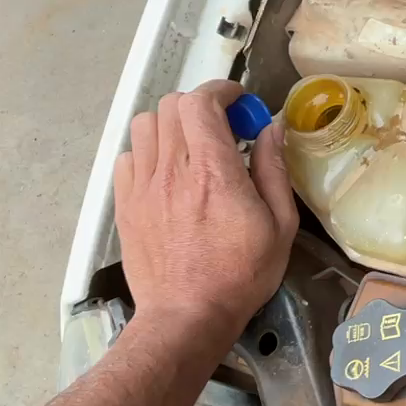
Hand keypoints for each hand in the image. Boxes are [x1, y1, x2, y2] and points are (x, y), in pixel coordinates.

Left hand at [113, 80, 297, 345]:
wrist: (187, 315)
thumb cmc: (242, 273)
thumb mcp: (280, 225)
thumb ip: (273, 171)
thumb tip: (271, 129)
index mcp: (214, 174)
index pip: (201, 103)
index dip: (222, 90)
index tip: (241, 102)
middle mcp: (173, 171)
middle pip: (172, 106)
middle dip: (202, 105)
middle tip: (225, 127)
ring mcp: (143, 186)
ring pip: (146, 124)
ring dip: (173, 124)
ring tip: (194, 146)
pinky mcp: (125, 203)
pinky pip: (129, 155)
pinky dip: (151, 151)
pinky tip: (170, 172)